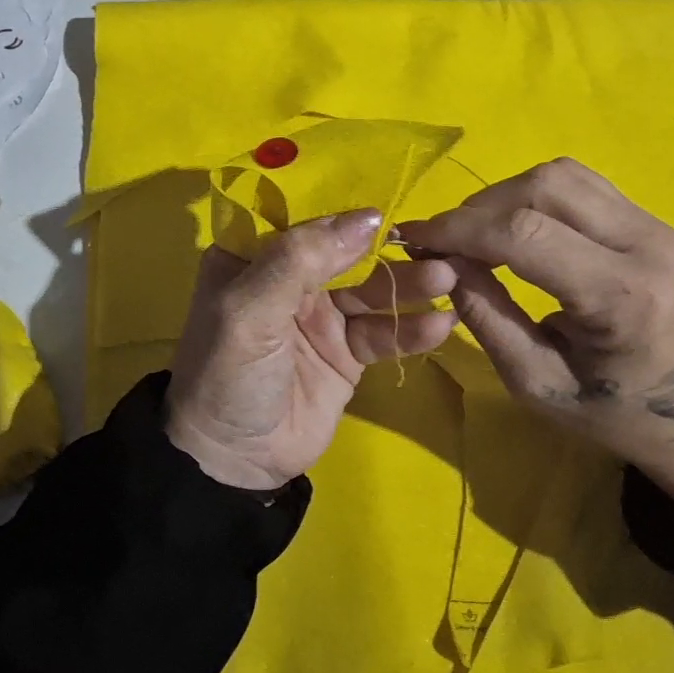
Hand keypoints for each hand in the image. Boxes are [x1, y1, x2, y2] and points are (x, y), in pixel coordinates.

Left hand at [165, 210, 458, 491]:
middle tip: (433, 245)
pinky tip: (440, 323)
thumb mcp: (250, 311)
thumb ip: (301, 260)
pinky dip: (411, 328)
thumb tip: (367, 219)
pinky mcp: (346, 353)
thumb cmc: (227, 374)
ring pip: (371, 289)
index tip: (389, 210)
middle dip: (388, 249)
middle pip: (346, 252)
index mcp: (252, 258)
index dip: (344, 214)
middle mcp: (288, 279)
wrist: (232, 462)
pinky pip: (383, 332)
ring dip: (408, 283)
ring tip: (446, 278)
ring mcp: (321, 316)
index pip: (303, 222)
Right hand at [397, 159, 673, 513]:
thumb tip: (443, 260)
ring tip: (478, 233)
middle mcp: (649, 247)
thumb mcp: (534, 382)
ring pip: (563, 175)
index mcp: (624, 299)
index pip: (527, 235)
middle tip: (446, 240)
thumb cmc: (609, 411)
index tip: (417, 238)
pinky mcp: (656, 220)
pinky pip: (582, 185)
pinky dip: (535, 196)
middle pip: (546, 188)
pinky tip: (516, 227)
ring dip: (506, 195)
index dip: (462, 229)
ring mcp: (659, 227)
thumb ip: (486, 316)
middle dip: (481, 208)